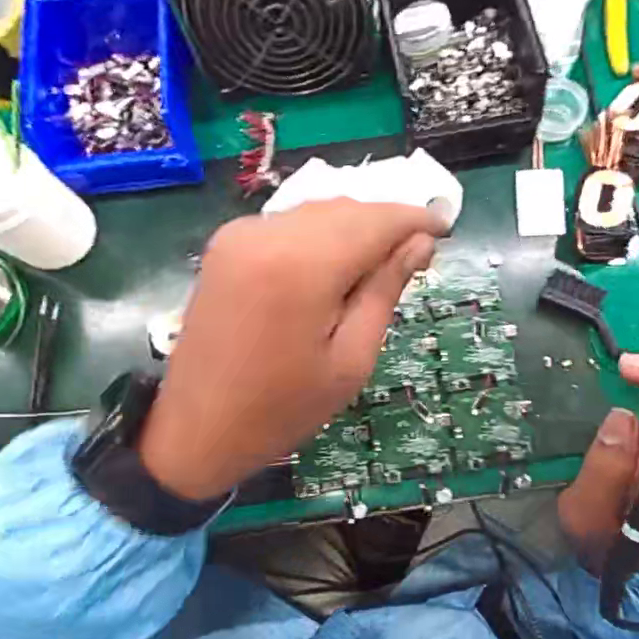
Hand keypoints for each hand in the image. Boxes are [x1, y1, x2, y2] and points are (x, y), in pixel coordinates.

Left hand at [138, 198, 443, 498]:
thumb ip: (384, 291)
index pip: (376, 219)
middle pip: (345, 209)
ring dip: (350, 232)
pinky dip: (315, 239)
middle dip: (383, 227)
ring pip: (315, 214)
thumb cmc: (281, 410)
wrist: (195, 429)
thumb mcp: (350, 361)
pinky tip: (326, 274)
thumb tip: (418, 242)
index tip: (443, 232)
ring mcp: (238, 236)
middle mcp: (266, 233)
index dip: (415, 220)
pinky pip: (286, 227)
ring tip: (369, 274)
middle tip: (410, 263)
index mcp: (302, 264)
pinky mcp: (223, 247)